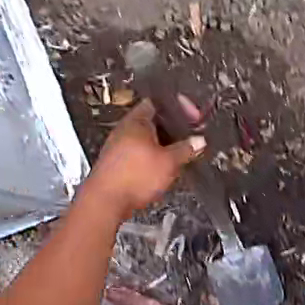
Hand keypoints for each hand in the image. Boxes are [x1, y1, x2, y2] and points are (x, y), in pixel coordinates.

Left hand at [81, 98, 204, 218]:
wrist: (105, 202)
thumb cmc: (133, 177)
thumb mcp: (169, 162)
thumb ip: (186, 149)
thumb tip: (199, 141)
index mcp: (137, 121)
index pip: (159, 102)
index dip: (179, 107)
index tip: (194, 117)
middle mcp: (124, 131)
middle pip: (153, 122)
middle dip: (173, 131)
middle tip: (188, 139)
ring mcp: (117, 148)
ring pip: (146, 141)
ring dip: (163, 147)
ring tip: (178, 158)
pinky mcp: (115, 165)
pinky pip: (137, 156)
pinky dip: (151, 160)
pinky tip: (160, 172)